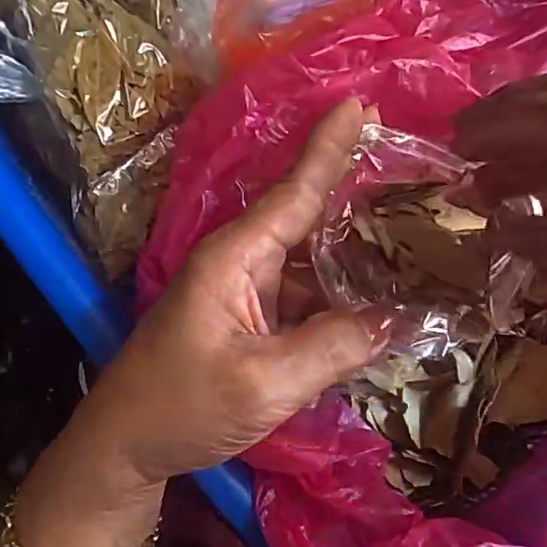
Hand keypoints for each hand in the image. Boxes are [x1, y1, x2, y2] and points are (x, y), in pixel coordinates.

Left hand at [65, 99, 394, 486]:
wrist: (127, 444)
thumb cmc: (182, 406)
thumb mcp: (263, 383)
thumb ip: (333, 348)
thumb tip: (398, 319)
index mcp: (235, 258)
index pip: (293, 192)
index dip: (330, 148)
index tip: (360, 102)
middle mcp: (240, 264)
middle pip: (308, 221)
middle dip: (358, 199)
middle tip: (419, 178)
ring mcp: (244, 295)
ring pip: (311, 264)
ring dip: (357, 259)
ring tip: (420, 248)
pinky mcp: (249, 324)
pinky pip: (304, 300)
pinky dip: (339, 300)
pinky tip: (380, 306)